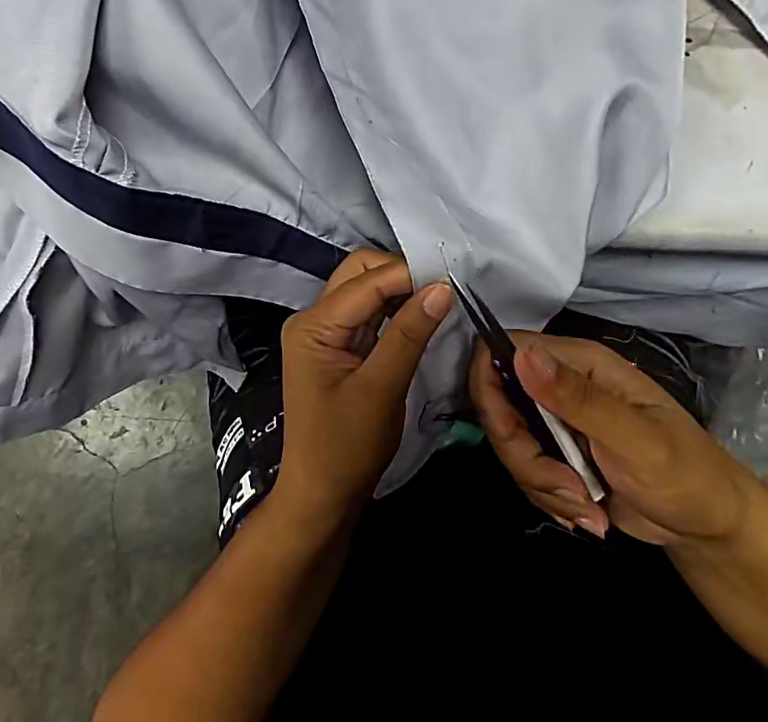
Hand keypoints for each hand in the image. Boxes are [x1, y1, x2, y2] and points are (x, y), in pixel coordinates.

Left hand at [275, 250, 452, 519]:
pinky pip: (368, 314)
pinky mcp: (338, 347)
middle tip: (444, 287)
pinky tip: (421, 315)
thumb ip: (410, 334)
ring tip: (440, 297)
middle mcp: (313, 319)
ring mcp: (324, 333)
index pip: (366, 281)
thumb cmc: (346, 447)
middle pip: (360, 273)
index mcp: (314, 325)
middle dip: (402, 273)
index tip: (454, 275)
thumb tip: (442, 288)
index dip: (409, 273)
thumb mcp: (381, 389)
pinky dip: (395, 310)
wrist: (322, 494)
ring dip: (400, 290)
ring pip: (365, 290)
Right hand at [470, 332, 756, 545]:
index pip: (505, 350)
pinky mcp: (553, 453)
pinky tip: (586, 510)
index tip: (508, 432)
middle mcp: (558, 383)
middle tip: (567, 487)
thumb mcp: (636, 438)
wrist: (708, 527)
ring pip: (508, 443)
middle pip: (498, 404)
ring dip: (541, 484)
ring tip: (587, 505)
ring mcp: (554, 420)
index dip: (490, 385)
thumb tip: (522, 355)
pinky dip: (547, 496)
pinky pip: (522, 470)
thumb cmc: (687, 474)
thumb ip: (578, 399)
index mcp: (578, 362)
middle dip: (523, 455)